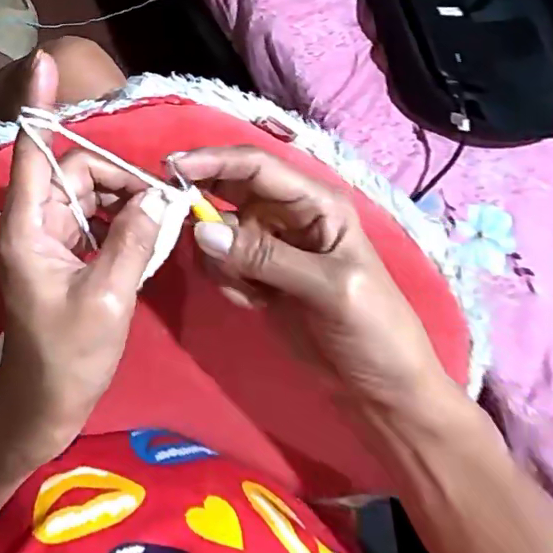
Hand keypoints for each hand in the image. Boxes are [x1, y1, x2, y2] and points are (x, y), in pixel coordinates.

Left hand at [0, 52, 159, 462]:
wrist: (41, 402)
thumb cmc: (67, 355)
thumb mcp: (108, 298)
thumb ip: (132, 240)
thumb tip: (157, 197)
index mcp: (28, 227)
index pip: (31, 152)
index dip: (36, 105)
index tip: (45, 62)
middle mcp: (32, 222)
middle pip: (72, 171)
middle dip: (115, 177)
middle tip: (158, 204)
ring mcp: (45, 236)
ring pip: (84, 192)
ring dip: (119, 197)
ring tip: (155, 220)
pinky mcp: (60, 251)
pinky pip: (89, 216)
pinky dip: (116, 216)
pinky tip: (142, 232)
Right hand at [172, 146, 456, 421]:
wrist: (382, 392)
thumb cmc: (374, 331)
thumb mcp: (328, 289)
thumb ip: (265, 257)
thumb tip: (201, 230)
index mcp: (315, 202)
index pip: (255, 166)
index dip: (213, 161)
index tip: (171, 168)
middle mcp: (287, 213)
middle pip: (228, 187)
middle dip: (201, 200)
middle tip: (170, 215)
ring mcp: (268, 241)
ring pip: (216, 227)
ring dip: (219, 256)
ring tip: (250, 291)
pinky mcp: (254, 270)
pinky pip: (218, 260)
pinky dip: (225, 278)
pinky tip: (256, 303)